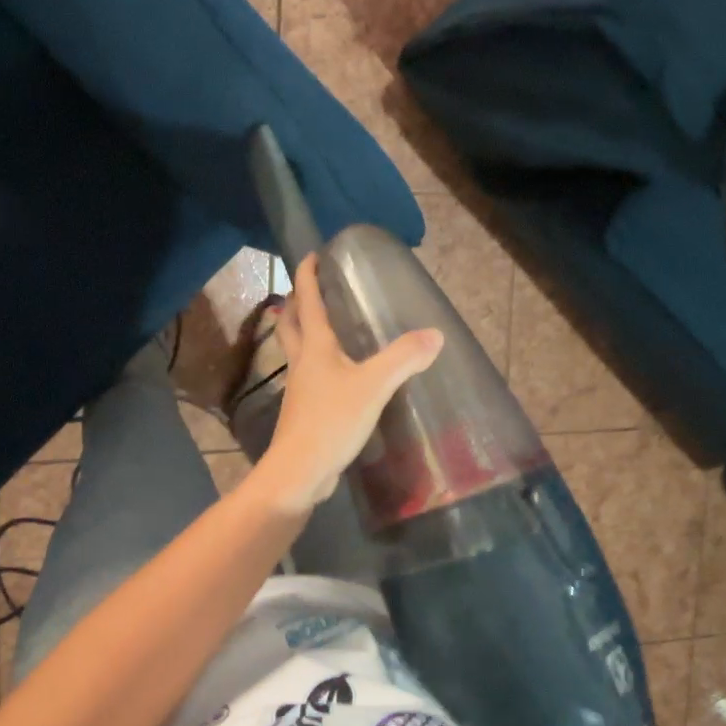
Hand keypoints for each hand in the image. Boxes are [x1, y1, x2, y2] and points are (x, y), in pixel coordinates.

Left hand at [245, 253, 444, 515]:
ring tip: (317, 325)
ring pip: (295, 349)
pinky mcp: (303, 410)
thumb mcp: (373, 386)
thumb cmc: (331, 420)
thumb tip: (435, 333)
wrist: (299, 471)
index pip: (308, 301)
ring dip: (300, 331)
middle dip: (296, 302)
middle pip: (291, 322)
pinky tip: (332, 374)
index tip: (311, 255)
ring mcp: (299, 387)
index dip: (307, 276)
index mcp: (315, 347)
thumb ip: (403, 358)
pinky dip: (313, 362)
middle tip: (307, 288)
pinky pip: (306, 375)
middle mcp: (301, 361)